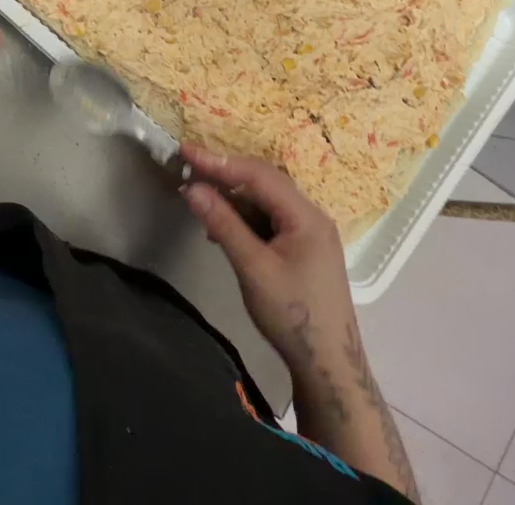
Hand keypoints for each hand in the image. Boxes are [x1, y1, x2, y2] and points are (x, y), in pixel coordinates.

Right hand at [180, 145, 357, 361]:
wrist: (329, 364)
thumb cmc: (292, 314)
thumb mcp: (253, 268)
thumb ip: (223, 224)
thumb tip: (192, 187)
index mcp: (306, 216)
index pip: (258, 175)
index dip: (219, 161)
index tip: (185, 151)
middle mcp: (311, 217)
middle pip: (264, 182)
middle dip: (225, 173)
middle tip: (188, 168)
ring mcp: (309, 233)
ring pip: (265, 201)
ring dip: (232, 196)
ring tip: (198, 197)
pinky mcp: (302, 249)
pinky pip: (268, 219)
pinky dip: (242, 217)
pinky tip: (221, 229)